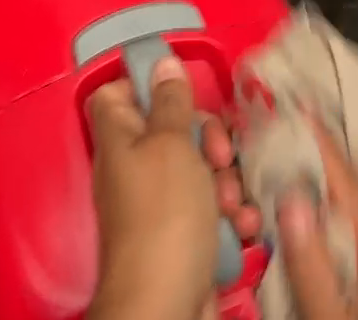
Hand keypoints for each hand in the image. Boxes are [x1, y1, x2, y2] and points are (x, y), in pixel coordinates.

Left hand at [86, 58, 255, 319]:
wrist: (166, 305)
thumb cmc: (163, 219)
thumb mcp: (170, 144)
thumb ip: (170, 102)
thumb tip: (161, 62)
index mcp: (120, 138)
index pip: (118, 93)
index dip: (147, 87)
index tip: (181, 93)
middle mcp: (134, 168)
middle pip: (172, 130)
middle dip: (207, 139)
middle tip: (220, 155)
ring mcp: (158, 204)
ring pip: (199, 170)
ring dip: (224, 182)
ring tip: (229, 202)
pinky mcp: (182, 236)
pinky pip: (209, 210)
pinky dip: (228, 216)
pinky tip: (239, 226)